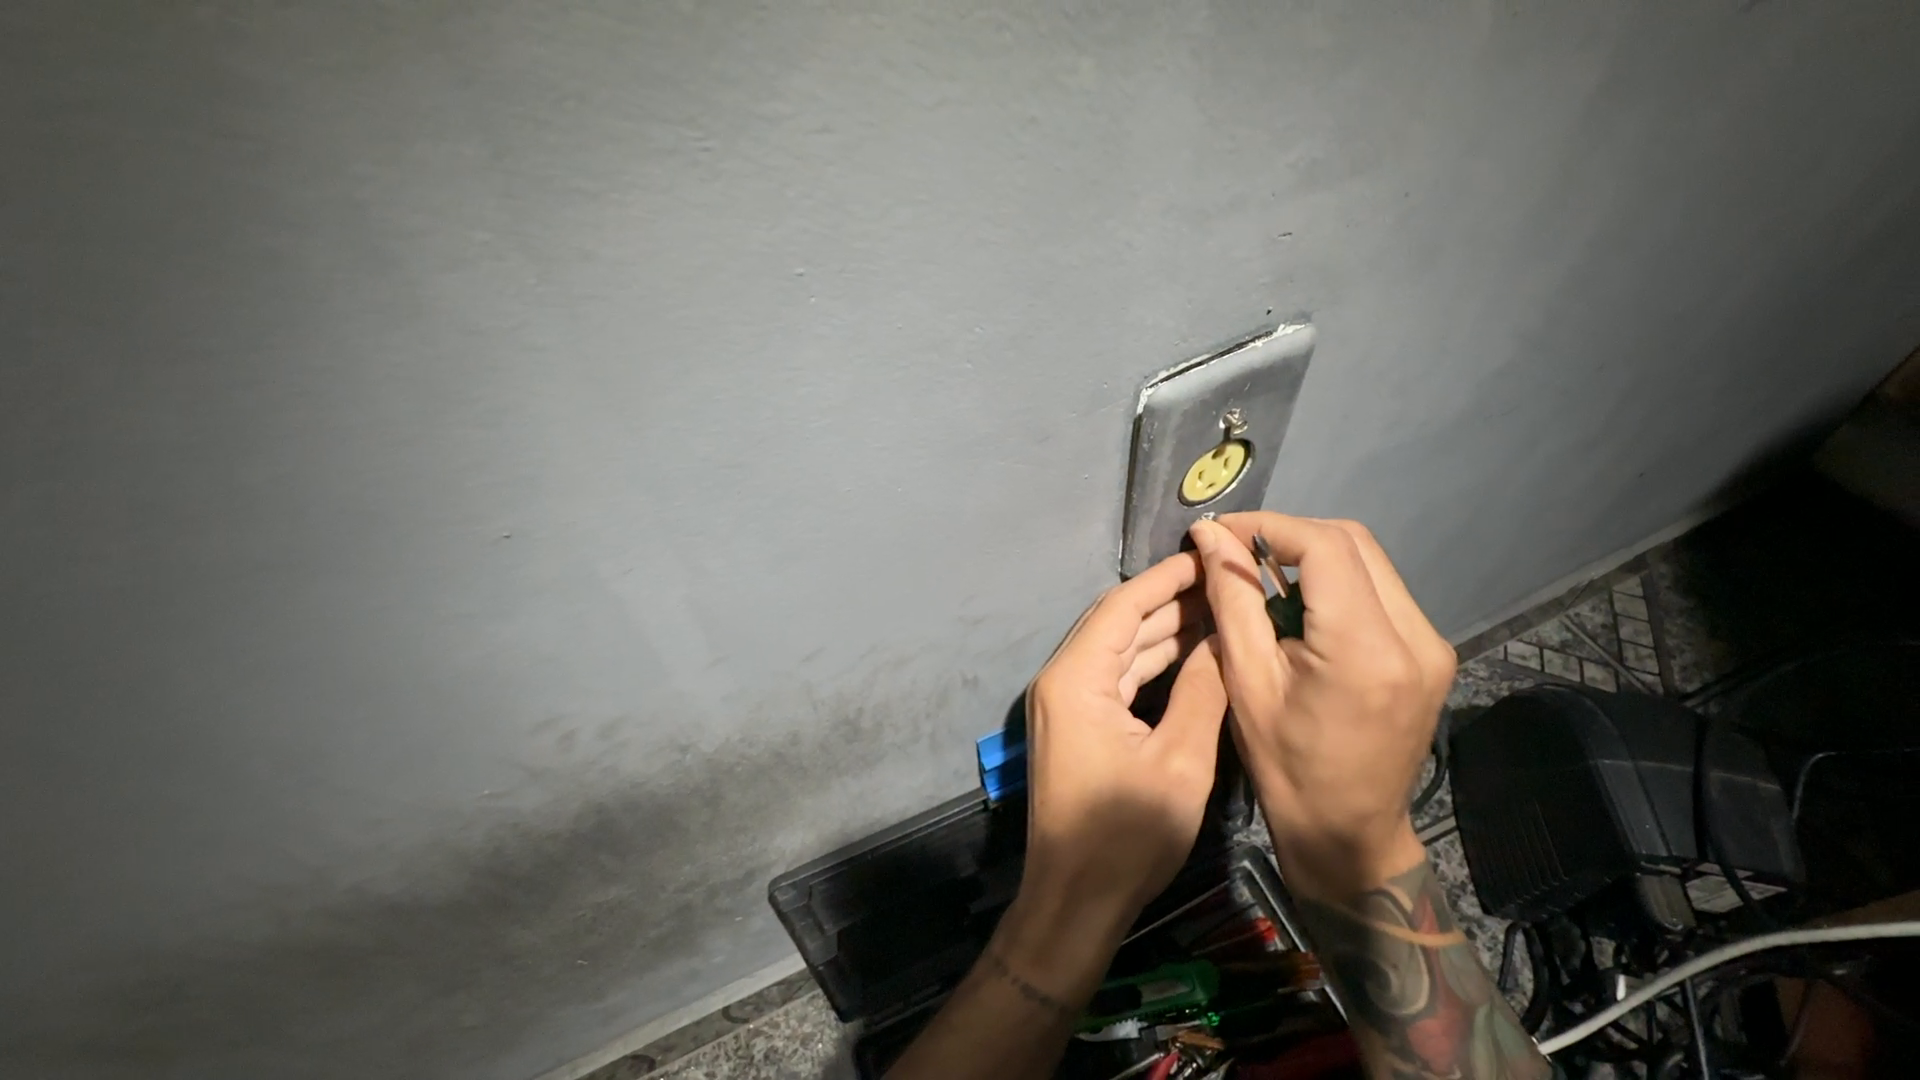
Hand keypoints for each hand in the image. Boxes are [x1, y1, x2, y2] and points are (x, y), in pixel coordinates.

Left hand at [1018, 550, 1228, 934]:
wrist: (1075, 900)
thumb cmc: (1127, 837)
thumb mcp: (1180, 763)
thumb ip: (1202, 693)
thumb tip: (1223, 642)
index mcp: (1076, 679)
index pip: (1122, 606)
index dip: (1167, 578)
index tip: (1210, 556)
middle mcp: (1061, 680)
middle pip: (1118, 623)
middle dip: (1171, 602)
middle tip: (1226, 582)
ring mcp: (1065, 703)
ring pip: (1118, 650)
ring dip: (1164, 632)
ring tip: (1221, 611)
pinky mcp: (1075, 724)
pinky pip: (1115, 678)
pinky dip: (1151, 665)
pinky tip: (1193, 656)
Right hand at [1188, 514, 1454, 898]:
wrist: (1348, 832)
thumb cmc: (1285, 766)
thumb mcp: (1246, 681)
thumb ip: (1231, 598)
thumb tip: (1209, 536)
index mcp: (1366, 649)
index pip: (1325, 546)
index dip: (1268, 525)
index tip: (1221, 533)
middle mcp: (1415, 636)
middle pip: (1353, 542)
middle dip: (1288, 536)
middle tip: (1236, 553)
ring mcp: (1431, 644)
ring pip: (1369, 561)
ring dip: (1311, 557)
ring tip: (1262, 580)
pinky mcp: (1431, 652)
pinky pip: (1380, 590)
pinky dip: (1334, 583)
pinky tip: (1299, 608)